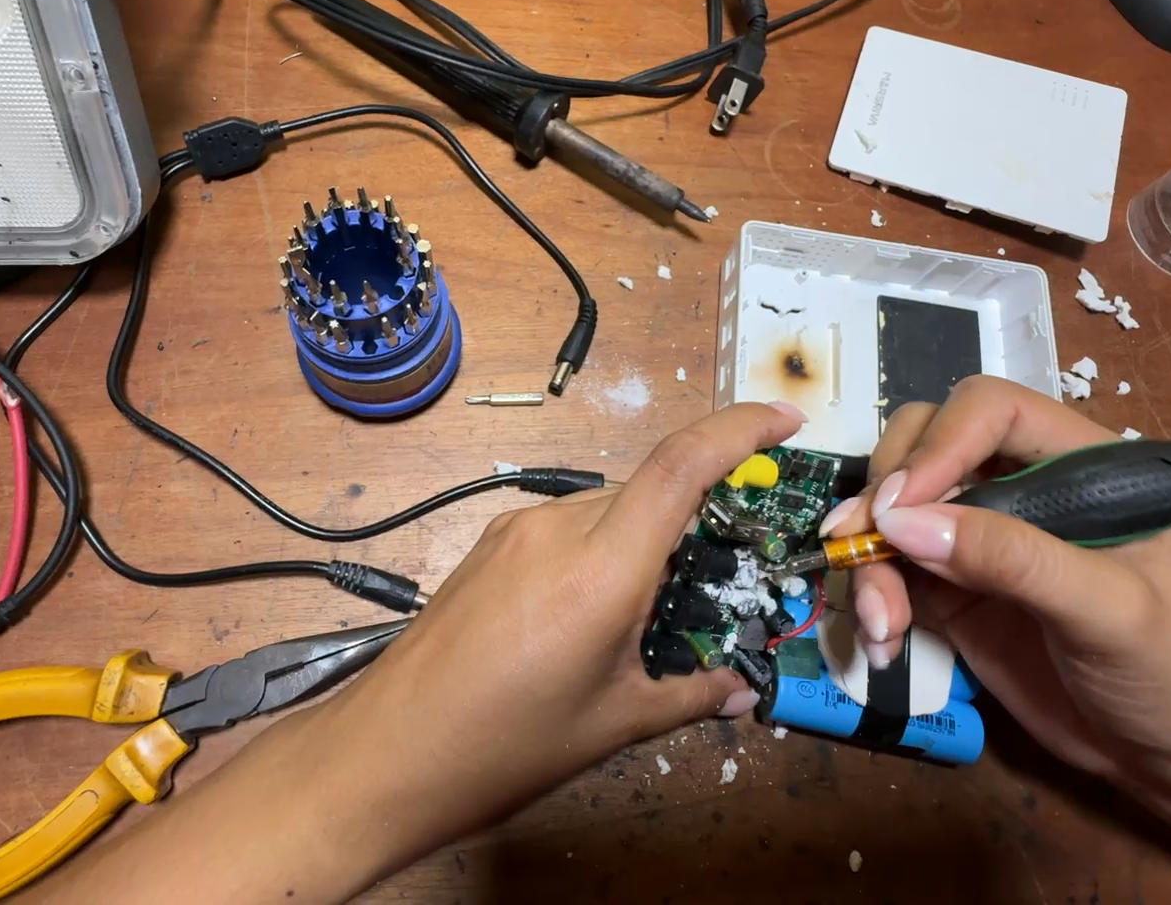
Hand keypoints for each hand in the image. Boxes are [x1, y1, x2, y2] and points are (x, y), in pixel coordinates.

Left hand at [264, 400, 803, 887]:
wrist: (385, 751)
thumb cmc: (506, 745)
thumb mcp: (613, 725)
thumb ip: (689, 695)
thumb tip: (740, 688)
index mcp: (601, 566)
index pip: (681, 465)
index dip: (739, 428)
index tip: (785, 419)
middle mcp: (558, 526)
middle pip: (648, 490)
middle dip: (694, 517)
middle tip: (714, 576)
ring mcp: (517, 527)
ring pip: (607, 507)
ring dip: (643, 539)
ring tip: (642, 611)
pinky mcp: (491, 542)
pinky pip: (566, 525)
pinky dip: (601, 548)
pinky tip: (588, 609)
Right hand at [819, 376, 1170, 805]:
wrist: (1170, 764)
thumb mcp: (1112, 614)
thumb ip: (1011, 558)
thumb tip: (898, 522)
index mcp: (1075, 465)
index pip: (991, 411)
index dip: (939, 443)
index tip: (900, 505)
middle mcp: (1015, 484)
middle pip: (921, 442)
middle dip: (883, 492)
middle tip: (860, 542)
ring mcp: (973, 532)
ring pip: (891, 506)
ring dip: (868, 556)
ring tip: (878, 620)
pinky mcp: (944, 581)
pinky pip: (885, 564)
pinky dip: (870, 594)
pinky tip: (882, 639)